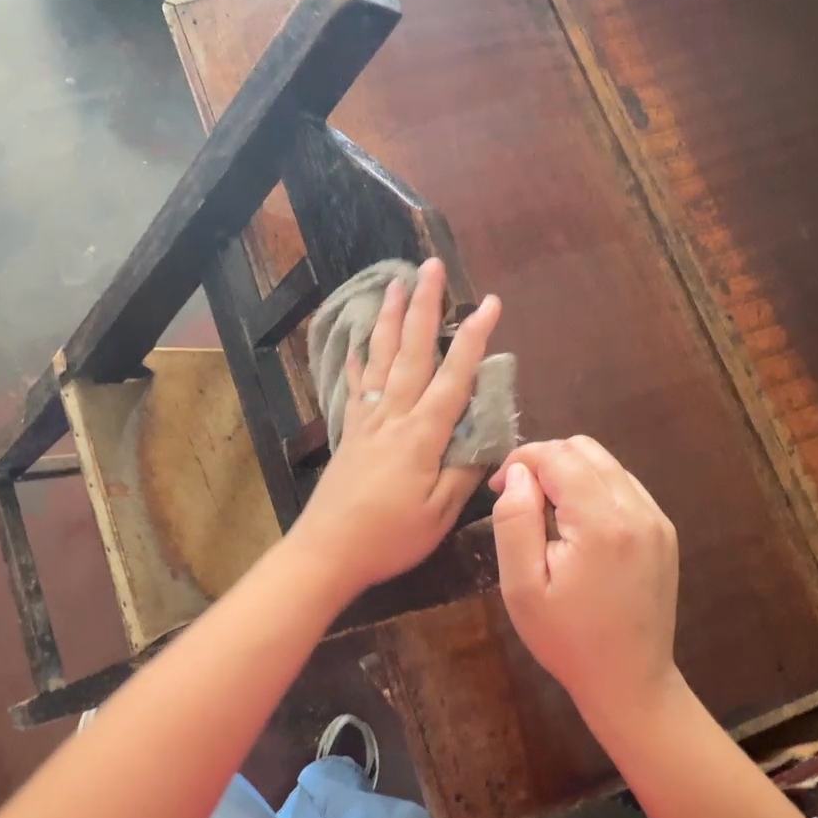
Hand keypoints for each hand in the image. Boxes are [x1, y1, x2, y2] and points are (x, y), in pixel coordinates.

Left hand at [289, 258, 502, 593]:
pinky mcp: (350, 432)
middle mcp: (393, 416)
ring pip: (381, 358)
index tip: (490, 302)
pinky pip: (357, 384)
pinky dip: (359, 358)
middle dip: (425, 306)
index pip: (454, 377)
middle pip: (412, 351)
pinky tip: (360, 340)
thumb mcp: (439, 514)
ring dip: (391, 319)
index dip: (473, 338)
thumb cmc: (389, 538)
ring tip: (396, 283)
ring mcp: (367, 421)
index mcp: (421, 435)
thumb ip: (463, 471)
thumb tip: (488, 436)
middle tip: (432, 266)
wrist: (327, 551)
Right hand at [489, 436, 681, 719]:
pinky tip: (577, 524)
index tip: (500, 489)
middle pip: (584, 448)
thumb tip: (520, 473)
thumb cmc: (566, 638)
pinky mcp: (663, 531)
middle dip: (544, 460)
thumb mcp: (521, 586)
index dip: (521, 460)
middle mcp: (636, 509)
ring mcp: (656, 519)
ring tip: (546, 512)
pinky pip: (624, 485)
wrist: (629, 681)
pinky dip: (593, 487)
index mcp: (601, 522)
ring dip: (569, 472)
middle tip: (519, 498)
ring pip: (606, 462)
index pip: (557, 456)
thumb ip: (515, 521)